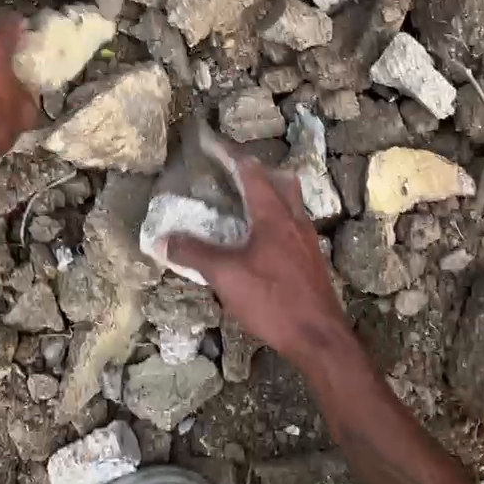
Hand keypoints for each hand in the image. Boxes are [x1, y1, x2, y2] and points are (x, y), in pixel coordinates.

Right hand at [167, 150, 352, 366]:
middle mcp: (295, 222)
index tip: (214, 144)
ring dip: (271, 197)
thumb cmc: (273, 300)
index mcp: (273, 216)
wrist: (320, 339)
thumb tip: (164, 239)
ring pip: (291, 206)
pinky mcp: (312, 263)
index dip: (232, 155)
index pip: (252, 173)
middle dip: (259, 172)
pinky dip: (277, 223)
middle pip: (282, 182)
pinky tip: (263, 243)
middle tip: (235, 173)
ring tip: (247, 205)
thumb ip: (194, 253)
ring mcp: (308, 243)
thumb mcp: (225, 276)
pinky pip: (294, 229)